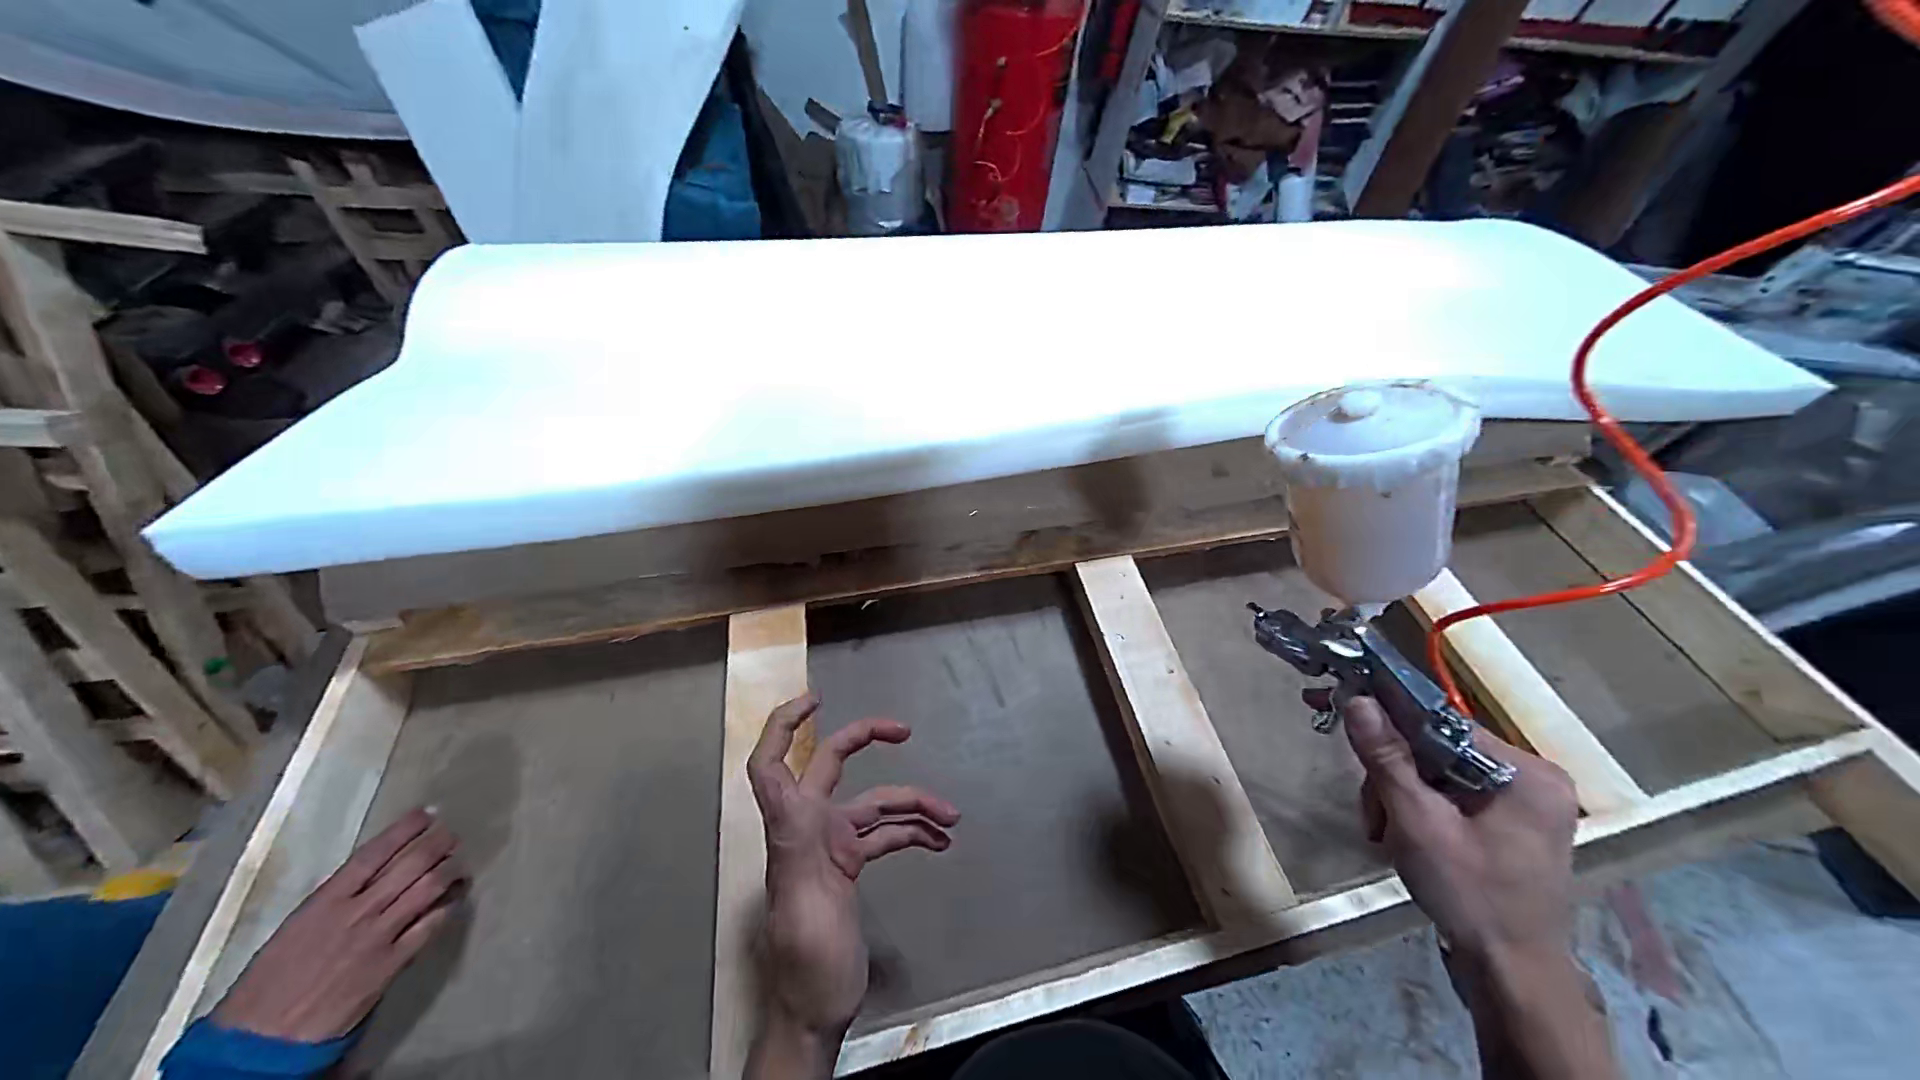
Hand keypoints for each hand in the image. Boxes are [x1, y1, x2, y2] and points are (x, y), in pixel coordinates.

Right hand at [211, 807, 465, 1041]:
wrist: (258, 1040)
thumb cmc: (267, 984)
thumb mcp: (297, 928)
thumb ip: (338, 900)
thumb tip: (375, 875)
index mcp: (325, 902)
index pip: (375, 852)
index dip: (406, 828)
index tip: (426, 813)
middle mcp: (357, 912)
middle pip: (413, 863)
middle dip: (439, 842)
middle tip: (451, 835)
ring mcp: (378, 935)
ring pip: (430, 886)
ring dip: (451, 869)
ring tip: (458, 862)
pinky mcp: (393, 962)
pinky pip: (432, 923)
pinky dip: (449, 906)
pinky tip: (455, 898)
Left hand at [748, 693, 959, 1052]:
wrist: (816, 1009)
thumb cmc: (806, 963)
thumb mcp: (799, 908)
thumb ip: (796, 853)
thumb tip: (790, 802)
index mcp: (791, 829)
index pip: (770, 765)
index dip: (783, 726)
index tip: (815, 700)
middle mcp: (808, 826)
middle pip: (833, 763)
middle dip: (866, 738)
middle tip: (904, 730)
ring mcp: (831, 844)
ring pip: (875, 804)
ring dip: (914, 804)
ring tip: (950, 818)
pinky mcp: (850, 864)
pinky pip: (886, 834)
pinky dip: (912, 832)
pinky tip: (938, 841)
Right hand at [1342, 696, 1618, 1078]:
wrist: (1511, 975)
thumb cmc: (1471, 894)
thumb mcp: (1418, 822)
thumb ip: (1387, 758)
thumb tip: (1358, 699)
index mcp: (1525, 772)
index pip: (1442, 721)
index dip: (1388, 712)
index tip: (1341, 699)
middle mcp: (1529, 778)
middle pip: (1435, 747)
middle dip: (1391, 774)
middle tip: (1370, 809)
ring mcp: (1519, 802)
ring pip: (1434, 771)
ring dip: (1397, 795)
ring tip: (1382, 832)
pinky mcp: (1504, 823)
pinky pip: (1446, 793)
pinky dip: (1414, 808)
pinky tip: (1399, 834)